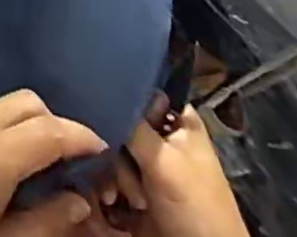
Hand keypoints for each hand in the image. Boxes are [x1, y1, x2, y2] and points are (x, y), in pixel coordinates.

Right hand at [82, 107, 248, 236]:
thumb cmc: (195, 206)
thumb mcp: (164, 161)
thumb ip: (132, 125)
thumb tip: (102, 93)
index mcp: (177, 120)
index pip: (143, 90)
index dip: (122, 96)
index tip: (105, 108)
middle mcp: (160, 137)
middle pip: (121, 123)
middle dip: (117, 149)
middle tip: (127, 171)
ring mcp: (147, 164)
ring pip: (112, 150)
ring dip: (116, 176)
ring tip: (131, 200)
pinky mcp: (135, 188)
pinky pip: (109, 174)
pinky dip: (108, 186)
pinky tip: (114, 202)